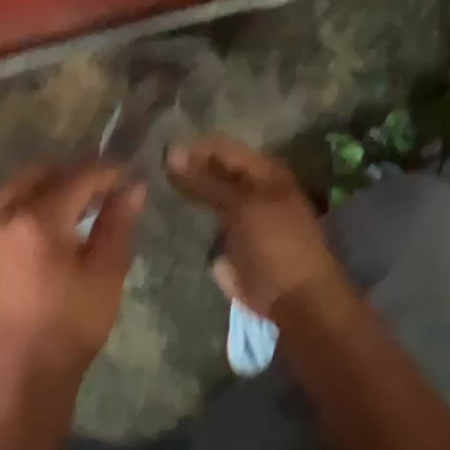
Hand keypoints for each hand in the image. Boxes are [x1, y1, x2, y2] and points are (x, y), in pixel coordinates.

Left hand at [0, 165, 144, 386]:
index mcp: (39, 217)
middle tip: (109, 186)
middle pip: (45, 173)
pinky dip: (35, 199)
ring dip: (54, 183)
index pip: (78, 177)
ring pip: (24, 186)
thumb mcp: (106, 272)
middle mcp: (10, 213)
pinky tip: (59, 219)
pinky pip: (12, 205)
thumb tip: (134, 187)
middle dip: (78, 173)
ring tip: (85, 200)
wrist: (27, 369)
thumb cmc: (73, 322)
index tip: (131, 173)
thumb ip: (118, 223)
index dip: (107, 171)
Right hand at [167, 135, 344, 317]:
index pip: (219, 146)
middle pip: (212, 169)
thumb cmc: (276, 245)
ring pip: (205, 195)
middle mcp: (251, 186)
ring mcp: (240, 214)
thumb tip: (170, 151)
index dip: (191, 149)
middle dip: (185, 170)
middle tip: (151, 176)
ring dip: (184, 193)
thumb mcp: (241, 206)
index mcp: (263, 170)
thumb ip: (206, 180)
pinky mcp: (230, 240)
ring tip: (153, 193)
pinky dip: (188, 217)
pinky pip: (204, 220)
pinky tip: (164, 216)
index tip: (159, 158)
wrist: (297, 302)